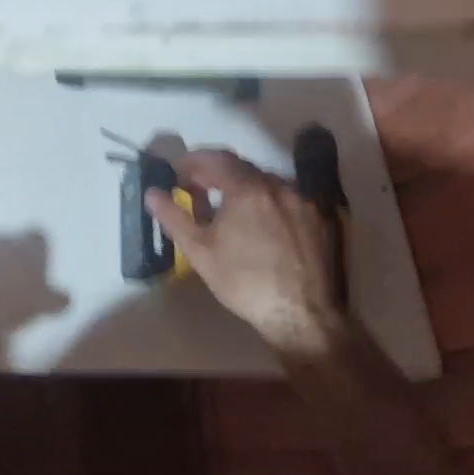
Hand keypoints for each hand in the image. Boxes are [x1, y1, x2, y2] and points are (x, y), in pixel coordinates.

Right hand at [143, 136, 341, 352]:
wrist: (301, 316)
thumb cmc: (243, 281)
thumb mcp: (198, 250)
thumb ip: (173, 216)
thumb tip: (152, 193)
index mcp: (247, 188)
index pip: (215, 158)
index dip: (191, 162)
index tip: (176, 173)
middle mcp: (279, 185)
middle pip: (241, 167)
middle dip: (215, 173)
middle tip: (195, 189)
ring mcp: (304, 201)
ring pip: (266, 182)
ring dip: (241, 186)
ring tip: (226, 208)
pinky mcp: (321, 219)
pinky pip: (286, 198)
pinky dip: (266, 201)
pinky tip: (258, 224)